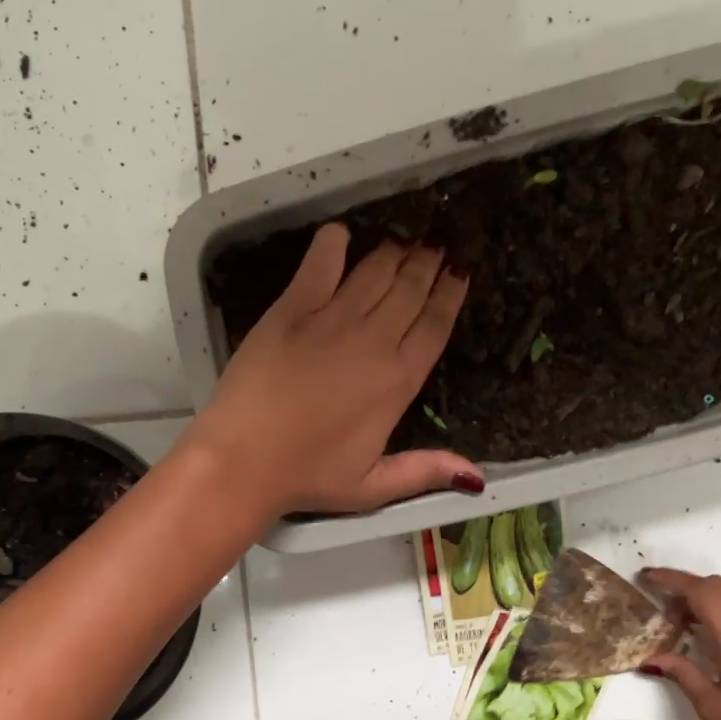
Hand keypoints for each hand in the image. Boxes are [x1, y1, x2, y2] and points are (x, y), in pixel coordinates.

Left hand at [180, 223, 482, 514]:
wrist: (243, 459)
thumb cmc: (306, 476)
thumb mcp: (371, 486)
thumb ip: (424, 472)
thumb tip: (478, 477)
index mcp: (398, 382)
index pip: (436, 325)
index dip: (451, 294)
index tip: (460, 271)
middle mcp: (374, 341)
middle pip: (410, 289)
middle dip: (427, 263)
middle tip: (434, 246)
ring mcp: (332, 319)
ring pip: (375, 271)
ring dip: (393, 251)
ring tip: (404, 240)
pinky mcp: (292, 308)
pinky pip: (320, 263)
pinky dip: (334, 243)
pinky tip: (342, 233)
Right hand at [639, 568, 720, 719]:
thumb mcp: (717, 708)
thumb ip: (684, 676)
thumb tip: (654, 658)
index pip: (698, 591)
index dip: (669, 580)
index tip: (647, 577)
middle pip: (716, 584)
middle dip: (687, 591)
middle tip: (671, 615)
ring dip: (715, 592)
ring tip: (703, 618)